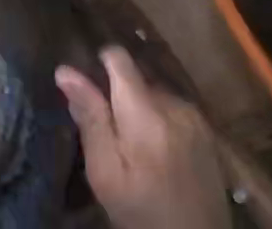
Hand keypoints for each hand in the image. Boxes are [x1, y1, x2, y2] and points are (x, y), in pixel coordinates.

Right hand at [55, 47, 230, 228]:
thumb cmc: (142, 216)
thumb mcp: (106, 174)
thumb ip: (90, 119)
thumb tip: (65, 71)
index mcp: (145, 114)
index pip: (119, 58)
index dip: (99, 64)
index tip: (89, 88)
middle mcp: (174, 103)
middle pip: (136, 76)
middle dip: (119, 95)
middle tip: (110, 134)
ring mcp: (195, 115)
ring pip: (154, 92)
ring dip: (140, 108)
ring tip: (135, 148)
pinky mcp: (207, 129)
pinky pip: (173, 107)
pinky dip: (160, 120)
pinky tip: (158, 153)